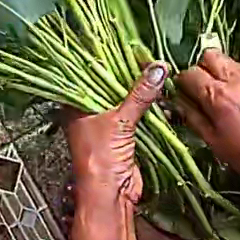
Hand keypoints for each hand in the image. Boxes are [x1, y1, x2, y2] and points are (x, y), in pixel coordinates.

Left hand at [65, 62, 167, 205]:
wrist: (110, 194)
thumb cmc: (100, 159)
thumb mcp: (120, 121)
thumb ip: (140, 94)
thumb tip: (158, 68)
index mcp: (76, 105)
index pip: (90, 73)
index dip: (109, 58)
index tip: (129, 44)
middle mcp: (89, 112)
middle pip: (112, 86)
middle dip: (131, 75)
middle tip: (150, 56)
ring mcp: (107, 124)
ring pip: (126, 101)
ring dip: (143, 92)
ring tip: (160, 73)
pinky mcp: (125, 136)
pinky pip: (138, 116)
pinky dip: (150, 109)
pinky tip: (163, 98)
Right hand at [176, 50, 239, 187]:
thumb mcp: (212, 141)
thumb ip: (192, 116)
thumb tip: (177, 102)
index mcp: (217, 97)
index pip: (189, 74)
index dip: (182, 83)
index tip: (183, 93)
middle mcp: (236, 81)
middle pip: (209, 56)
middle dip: (201, 69)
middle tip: (201, 88)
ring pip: (229, 59)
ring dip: (221, 70)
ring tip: (222, 89)